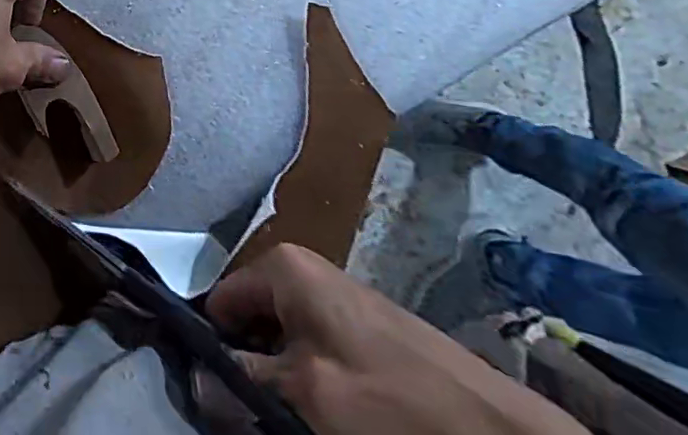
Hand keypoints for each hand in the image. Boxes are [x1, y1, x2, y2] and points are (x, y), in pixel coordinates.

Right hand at [205, 244, 584, 434]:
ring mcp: (334, 297)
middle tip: (251, 414)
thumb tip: (196, 382)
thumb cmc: (388, 400)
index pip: (218, 302)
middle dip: (244, 365)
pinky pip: (309, 348)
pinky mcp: (359, 327)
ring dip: (274, 379)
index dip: (209, 347)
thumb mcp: (305, 394)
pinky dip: (303, 381)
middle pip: (247, 319)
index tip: (210, 393)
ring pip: (277, 338)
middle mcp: (304, 270)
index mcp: (285, 268)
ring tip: (287, 419)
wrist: (492, 428)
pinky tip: (318, 416)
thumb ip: (244, 379)